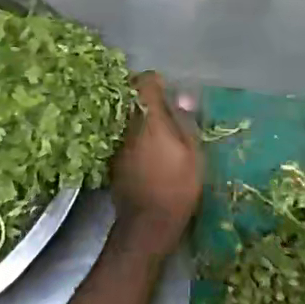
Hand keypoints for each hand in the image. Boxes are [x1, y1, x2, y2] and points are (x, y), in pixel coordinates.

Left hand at [108, 72, 202, 258]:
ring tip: (150, 119)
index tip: (166, 87)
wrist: (147, 222)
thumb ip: (186, 121)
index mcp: (150, 118)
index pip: (145, 83)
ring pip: (122, 112)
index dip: (155, 81)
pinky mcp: (111, 155)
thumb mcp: (193, 154)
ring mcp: (116, 139)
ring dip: (133, 111)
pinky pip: (119, 131)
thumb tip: (183, 95)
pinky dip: (128, 129)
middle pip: (129, 95)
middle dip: (141, 93)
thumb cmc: (177, 187)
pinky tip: (141, 141)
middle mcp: (128, 124)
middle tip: (158, 100)